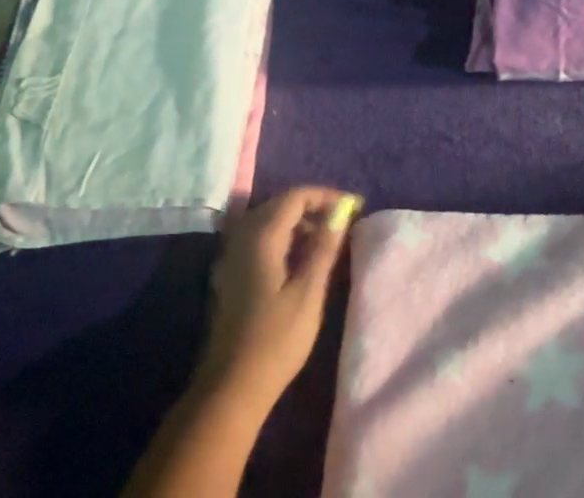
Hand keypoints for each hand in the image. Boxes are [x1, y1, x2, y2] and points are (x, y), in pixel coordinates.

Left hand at [195, 186, 354, 408]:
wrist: (231, 386)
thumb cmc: (276, 340)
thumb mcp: (308, 293)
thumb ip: (323, 248)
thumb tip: (340, 213)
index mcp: (260, 237)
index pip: (294, 197)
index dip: (325, 196)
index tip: (353, 207)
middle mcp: (240, 238)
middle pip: (277, 205)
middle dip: (311, 207)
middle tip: (342, 222)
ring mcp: (230, 257)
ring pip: (265, 222)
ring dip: (296, 223)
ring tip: (325, 241)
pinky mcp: (229, 275)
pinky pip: (256, 240)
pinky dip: (280, 238)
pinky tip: (298, 260)